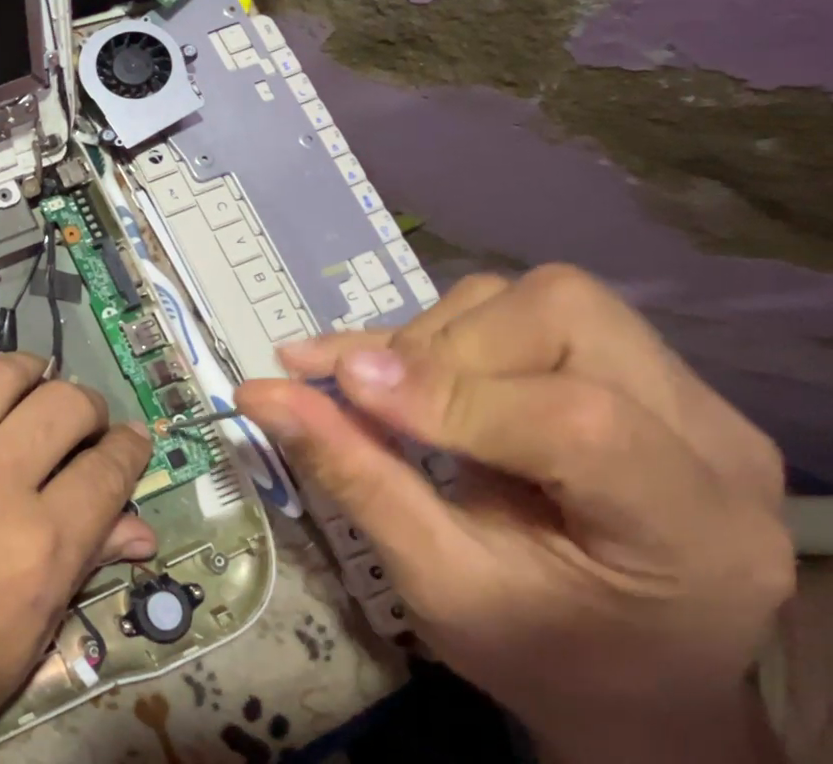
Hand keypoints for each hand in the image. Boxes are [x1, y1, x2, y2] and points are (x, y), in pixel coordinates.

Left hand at [0, 354, 156, 763]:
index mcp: (39, 546)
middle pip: (64, 406)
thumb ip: (79, 570)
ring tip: (31, 384)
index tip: (133, 441)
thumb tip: (136, 530)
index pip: (109, 470)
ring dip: (25, 375)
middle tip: (82, 423)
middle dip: (89, 408)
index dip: (132, 450)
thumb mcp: (23, 645)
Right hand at [235, 266, 794, 763]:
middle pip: (565, 316)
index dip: (446, 392)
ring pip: (544, 297)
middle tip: (361, 395)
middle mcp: (713, 440)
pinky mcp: (647, 377)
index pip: (579, 420)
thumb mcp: (437, 585)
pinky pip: (535, 311)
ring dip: (438, 334)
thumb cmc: (538, 653)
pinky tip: (401, 375)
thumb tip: (261, 392)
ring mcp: (688, 397)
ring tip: (380, 390)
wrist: (632, 676)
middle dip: (440, 347)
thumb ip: (357, 480)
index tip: (335, 387)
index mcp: (689, 531)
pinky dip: (449, 331)